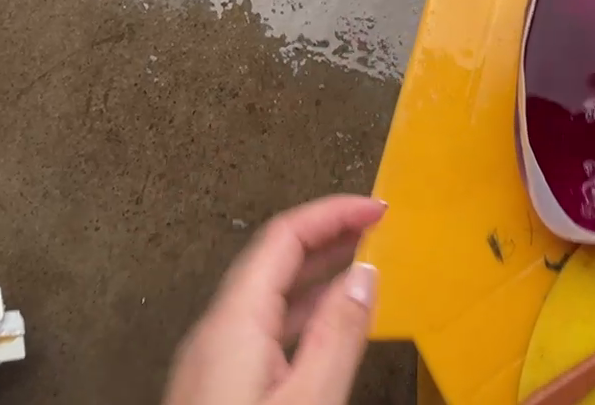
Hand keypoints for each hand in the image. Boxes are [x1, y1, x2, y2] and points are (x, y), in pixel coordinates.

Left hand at [163, 196, 385, 404]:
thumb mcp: (309, 403)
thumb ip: (339, 333)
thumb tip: (366, 271)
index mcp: (233, 323)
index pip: (283, 238)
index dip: (332, 213)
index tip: (381, 209)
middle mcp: (217, 332)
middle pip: (274, 260)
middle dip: (329, 235)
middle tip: (381, 228)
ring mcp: (213, 364)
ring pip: (270, 295)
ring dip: (319, 272)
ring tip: (368, 264)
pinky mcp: (217, 392)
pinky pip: (266, 328)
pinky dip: (306, 310)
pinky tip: (335, 324)